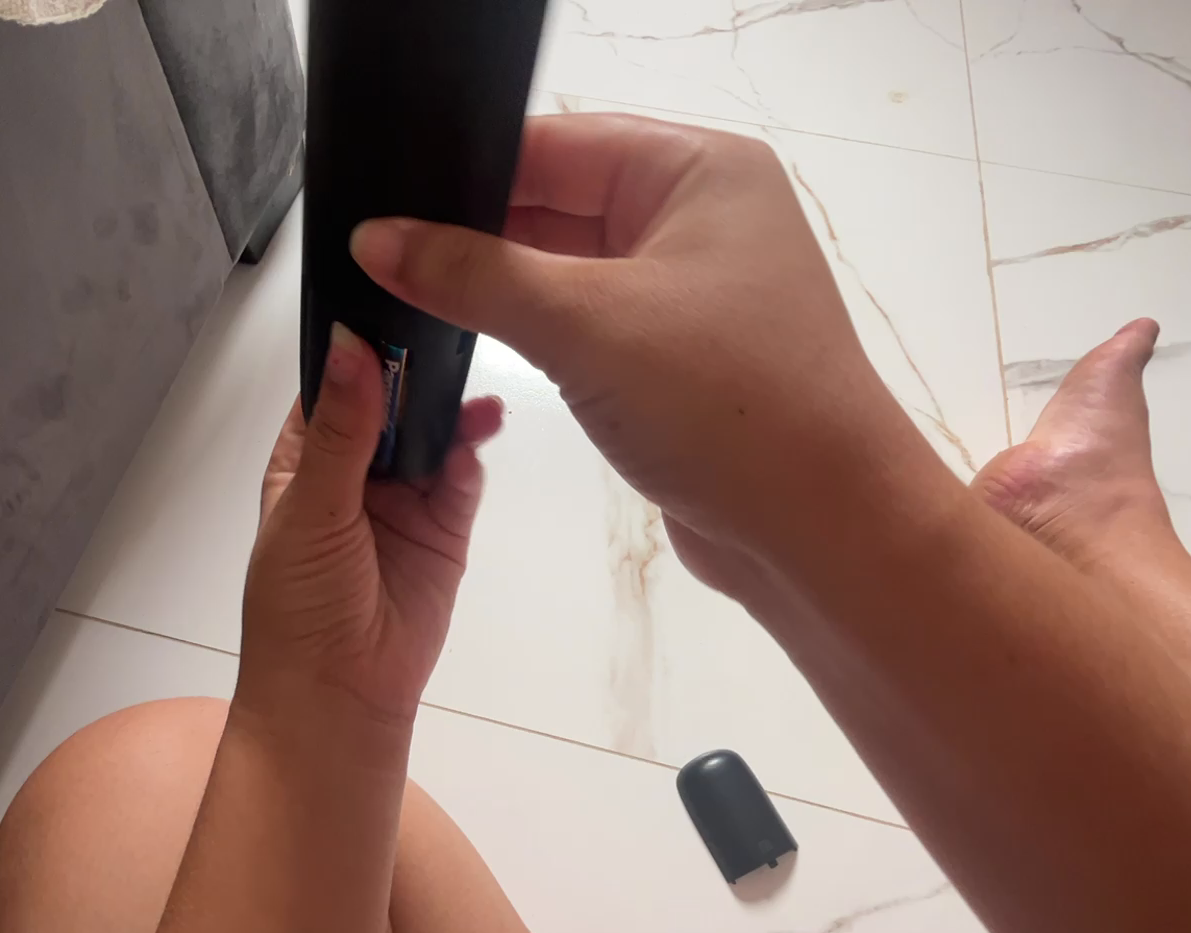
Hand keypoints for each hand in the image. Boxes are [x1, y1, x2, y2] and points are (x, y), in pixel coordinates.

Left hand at [235, 324, 502, 735]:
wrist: (340, 693)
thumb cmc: (301, 602)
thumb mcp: (310, 510)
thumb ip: (341, 432)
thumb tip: (352, 345)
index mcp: (308, 460)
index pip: (333, 387)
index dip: (358, 349)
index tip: (391, 301)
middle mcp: (358, 472)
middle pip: (392, 406)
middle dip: (416, 378)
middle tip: (449, 340)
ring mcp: (405, 501)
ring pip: (433, 441)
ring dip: (452, 417)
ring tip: (478, 399)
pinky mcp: (444, 531)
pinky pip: (461, 485)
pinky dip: (469, 463)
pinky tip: (476, 444)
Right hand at [346, 113, 957, 598]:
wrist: (815, 527)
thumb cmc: (721, 403)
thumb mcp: (587, 324)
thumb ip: (476, 277)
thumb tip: (375, 239)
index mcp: (696, 173)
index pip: (556, 146)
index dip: (466, 172)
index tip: (384, 203)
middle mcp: (696, 222)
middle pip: (560, 207)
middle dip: (477, 235)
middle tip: (382, 258)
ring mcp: (685, 295)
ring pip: (570, 273)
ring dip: (503, 289)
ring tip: (409, 296)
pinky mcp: (672, 360)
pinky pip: (587, 327)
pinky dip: (536, 333)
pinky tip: (476, 338)